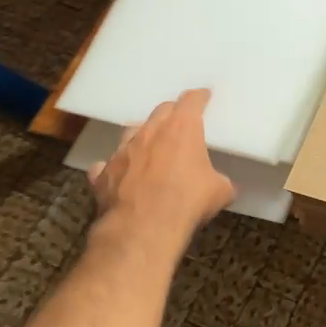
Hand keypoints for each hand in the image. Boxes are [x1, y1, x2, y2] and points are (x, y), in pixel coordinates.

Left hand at [87, 87, 234, 257]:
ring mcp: (122, 152)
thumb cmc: (187, 201)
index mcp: (182, 128)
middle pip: (161, 110)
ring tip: (149, 146)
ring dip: (142, 135)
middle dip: (172, 113)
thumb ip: (220, 181)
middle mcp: (150, 132)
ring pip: (131, 131)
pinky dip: (115, 167)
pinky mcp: (102, 175)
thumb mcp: (219, 191)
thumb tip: (223, 187)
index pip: (191, 100)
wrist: (142, 230)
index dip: (199, 97)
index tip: (204, 96)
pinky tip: (120, 176)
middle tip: (180, 123)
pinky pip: (106, 164)